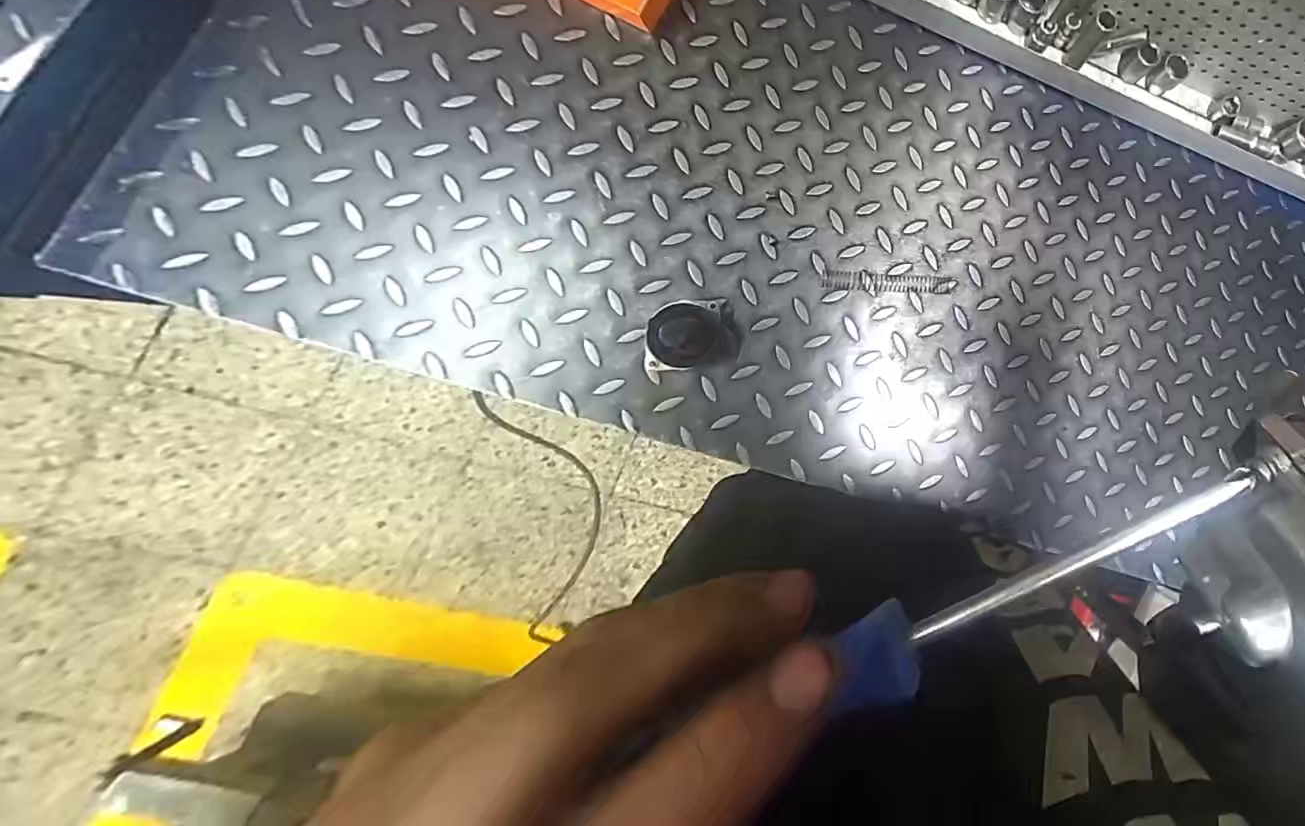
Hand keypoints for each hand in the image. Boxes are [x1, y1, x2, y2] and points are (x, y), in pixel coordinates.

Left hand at [312, 571, 832, 825]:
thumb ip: (699, 799)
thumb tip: (775, 712)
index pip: (661, 798)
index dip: (751, 722)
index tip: (829, 660)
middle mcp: (447, 824)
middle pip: (588, 694)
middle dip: (708, 625)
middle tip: (799, 590)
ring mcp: (394, 781)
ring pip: (557, 664)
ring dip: (667, 623)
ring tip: (744, 600)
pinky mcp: (388, 752)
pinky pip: (527, 679)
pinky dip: (608, 652)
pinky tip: (653, 647)